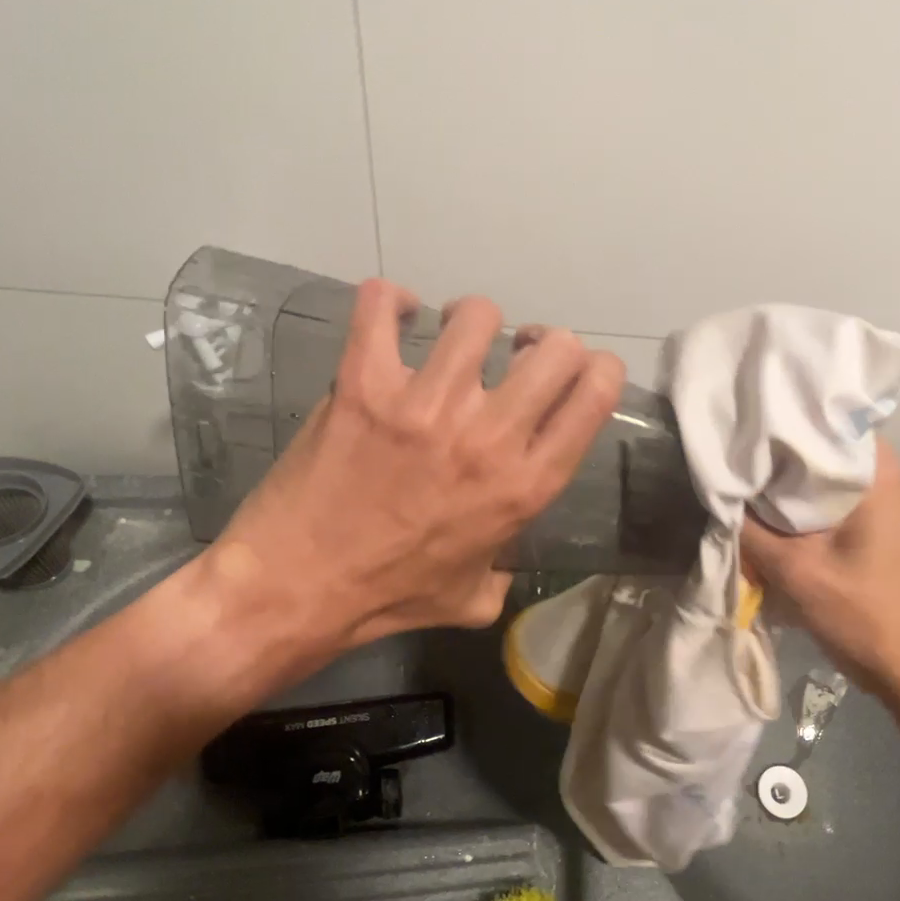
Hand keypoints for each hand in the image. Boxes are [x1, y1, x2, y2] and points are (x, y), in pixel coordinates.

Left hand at [184, 279, 624, 700]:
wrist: (299, 587)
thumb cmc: (392, 596)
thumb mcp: (478, 598)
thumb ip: (509, 562)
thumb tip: (508, 541)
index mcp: (526, 485)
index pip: (595, 394)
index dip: (600, 370)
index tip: (578, 375)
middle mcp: (488, 436)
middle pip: (555, 347)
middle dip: (545, 344)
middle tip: (518, 358)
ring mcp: (425, 405)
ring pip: (478, 316)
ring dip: (473, 324)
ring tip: (454, 341)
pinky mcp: (363, 384)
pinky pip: (382, 305)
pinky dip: (392, 302)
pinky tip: (395, 318)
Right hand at [742, 441, 899, 698]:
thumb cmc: (862, 615)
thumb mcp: (795, 571)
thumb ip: (750, 530)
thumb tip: (715, 493)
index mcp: (873, 471)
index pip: (819, 417)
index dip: (777, 416)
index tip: (738, 418)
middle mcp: (877, 474)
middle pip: (814, 445)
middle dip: (772, 450)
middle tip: (726, 449)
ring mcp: (872, 500)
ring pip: (813, 476)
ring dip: (778, 482)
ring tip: (734, 475)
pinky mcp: (862, 525)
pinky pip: (818, 501)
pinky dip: (790, 505)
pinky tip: (756, 511)